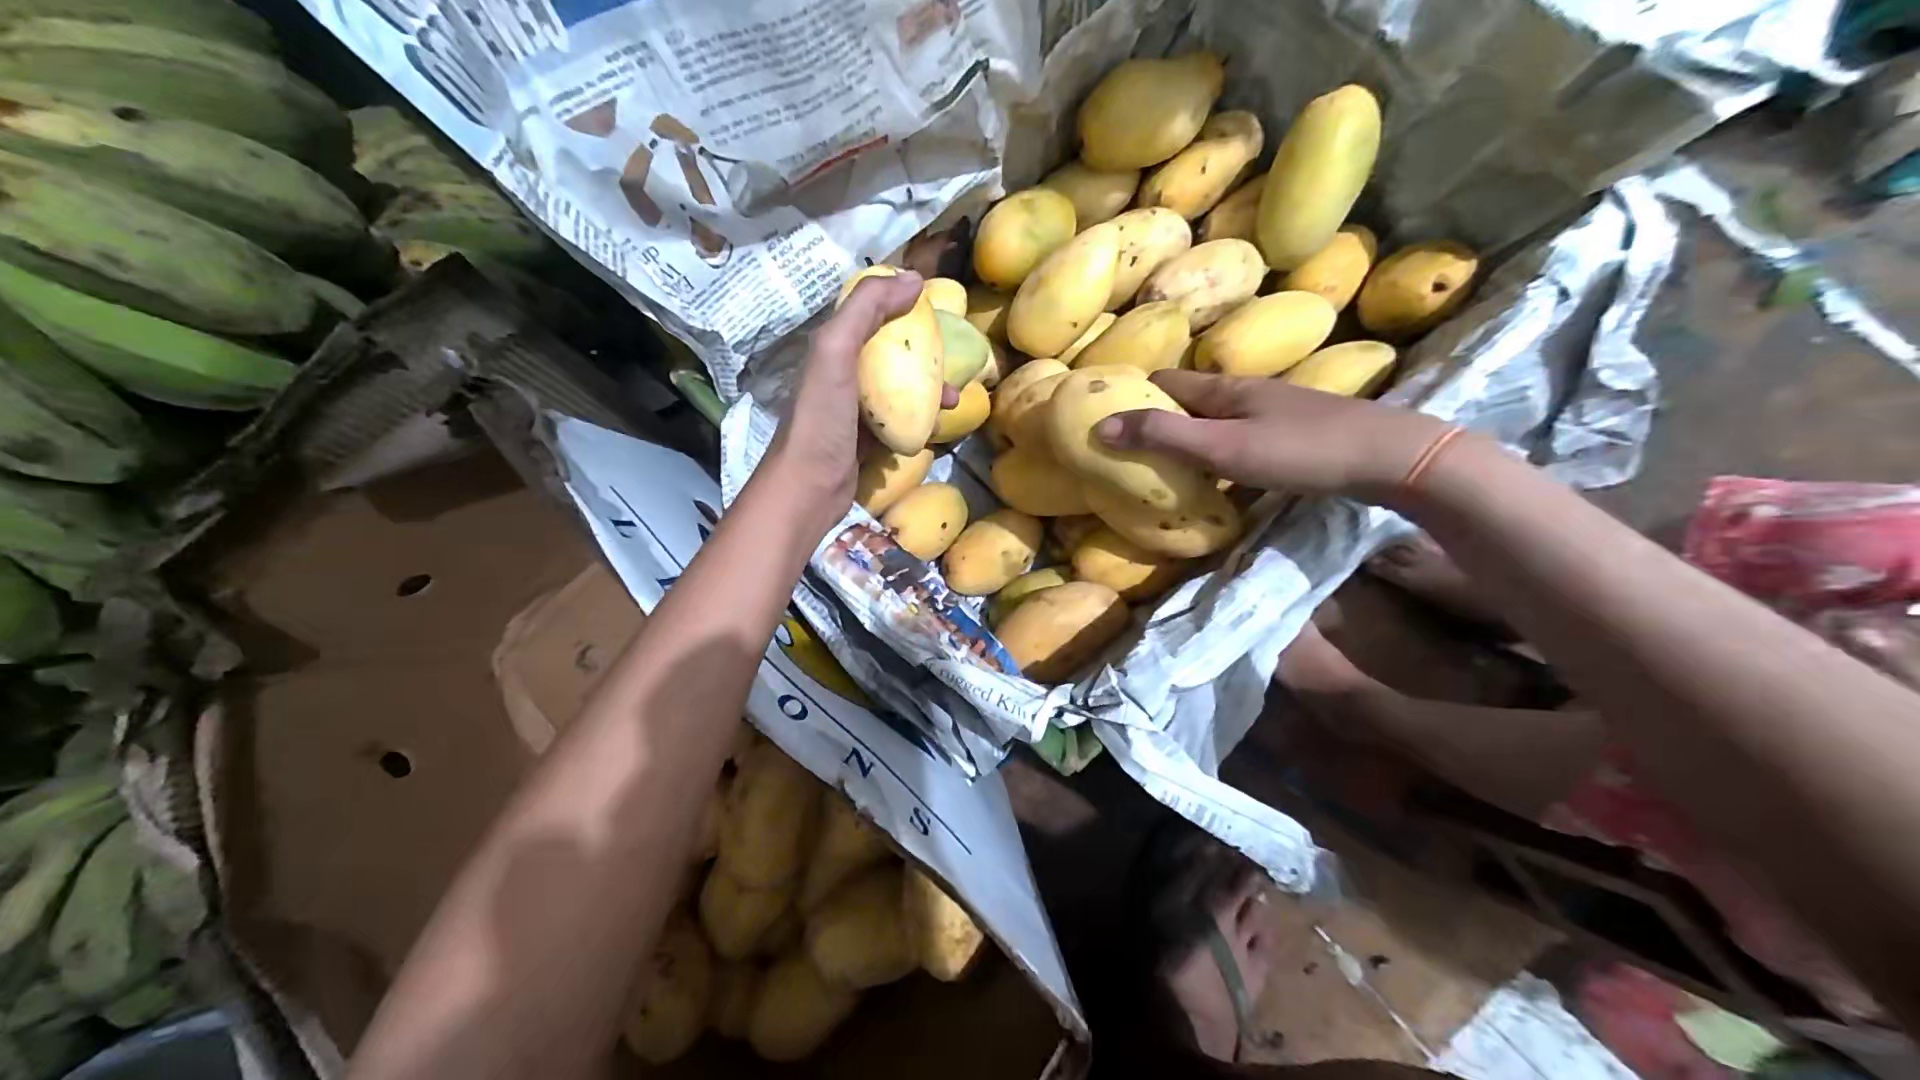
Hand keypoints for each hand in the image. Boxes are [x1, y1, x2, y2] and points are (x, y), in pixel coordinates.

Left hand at [767, 270, 955, 525]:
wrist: (808, 488)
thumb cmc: (822, 419)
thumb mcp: (836, 351)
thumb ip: (867, 309)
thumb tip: (914, 279)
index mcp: (830, 347)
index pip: (869, 312)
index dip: (900, 304)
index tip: (936, 309)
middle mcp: (840, 372)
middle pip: (889, 350)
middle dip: (924, 352)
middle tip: (952, 361)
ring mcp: (853, 408)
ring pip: (898, 386)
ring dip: (928, 388)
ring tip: (953, 399)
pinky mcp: (865, 438)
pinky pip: (898, 419)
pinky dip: (920, 418)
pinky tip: (936, 426)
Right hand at [1095, 370, 1457, 501]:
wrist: (1390, 457)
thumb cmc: (1300, 450)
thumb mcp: (1223, 447)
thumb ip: (1163, 437)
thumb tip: (1100, 426)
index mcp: (1224, 390)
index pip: (1165, 382)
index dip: (1133, 392)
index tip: (1105, 414)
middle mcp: (1246, 393)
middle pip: (1189, 400)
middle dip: (1157, 417)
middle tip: (1128, 448)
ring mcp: (1273, 413)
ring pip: (1216, 420)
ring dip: (1188, 437)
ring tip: (1164, 467)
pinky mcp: (1294, 435)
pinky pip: (1239, 438)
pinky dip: (1218, 452)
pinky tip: (1219, 477)